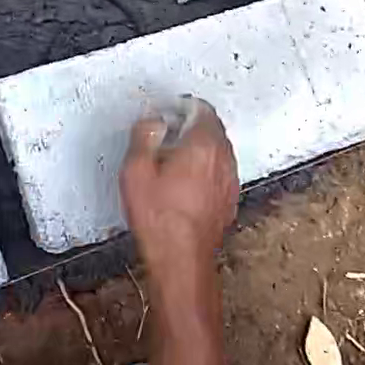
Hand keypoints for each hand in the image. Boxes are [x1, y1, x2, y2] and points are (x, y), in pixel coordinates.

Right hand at [120, 99, 238, 284]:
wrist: (181, 257)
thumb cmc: (159, 218)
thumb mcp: (135, 170)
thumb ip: (144, 136)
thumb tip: (152, 121)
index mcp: (203, 145)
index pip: (202, 109)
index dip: (182, 106)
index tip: (166, 113)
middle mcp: (223, 159)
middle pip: (212, 128)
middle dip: (191, 125)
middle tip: (167, 133)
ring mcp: (229, 180)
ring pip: (217, 150)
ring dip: (198, 148)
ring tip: (172, 159)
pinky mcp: (228, 199)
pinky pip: (218, 172)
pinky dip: (204, 169)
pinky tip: (184, 183)